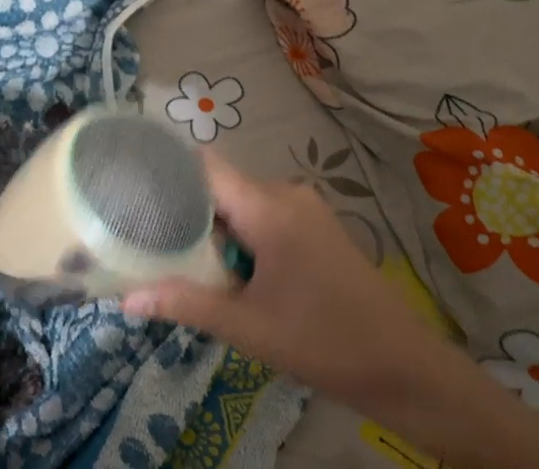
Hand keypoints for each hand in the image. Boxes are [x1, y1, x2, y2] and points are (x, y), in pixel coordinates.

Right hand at [121, 150, 448, 406]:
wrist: (413, 374)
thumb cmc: (328, 344)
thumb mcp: (249, 328)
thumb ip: (185, 303)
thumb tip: (125, 298)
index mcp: (269, 208)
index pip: (201, 165)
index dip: (163, 169)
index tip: (126, 184)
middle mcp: (286, 196)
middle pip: (215, 184)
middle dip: (178, 207)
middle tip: (140, 230)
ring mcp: (305, 212)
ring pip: (237, 202)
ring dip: (208, 226)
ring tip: (170, 251)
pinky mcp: (315, 231)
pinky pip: (260, 215)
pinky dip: (234, 234)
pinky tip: (219, 267)